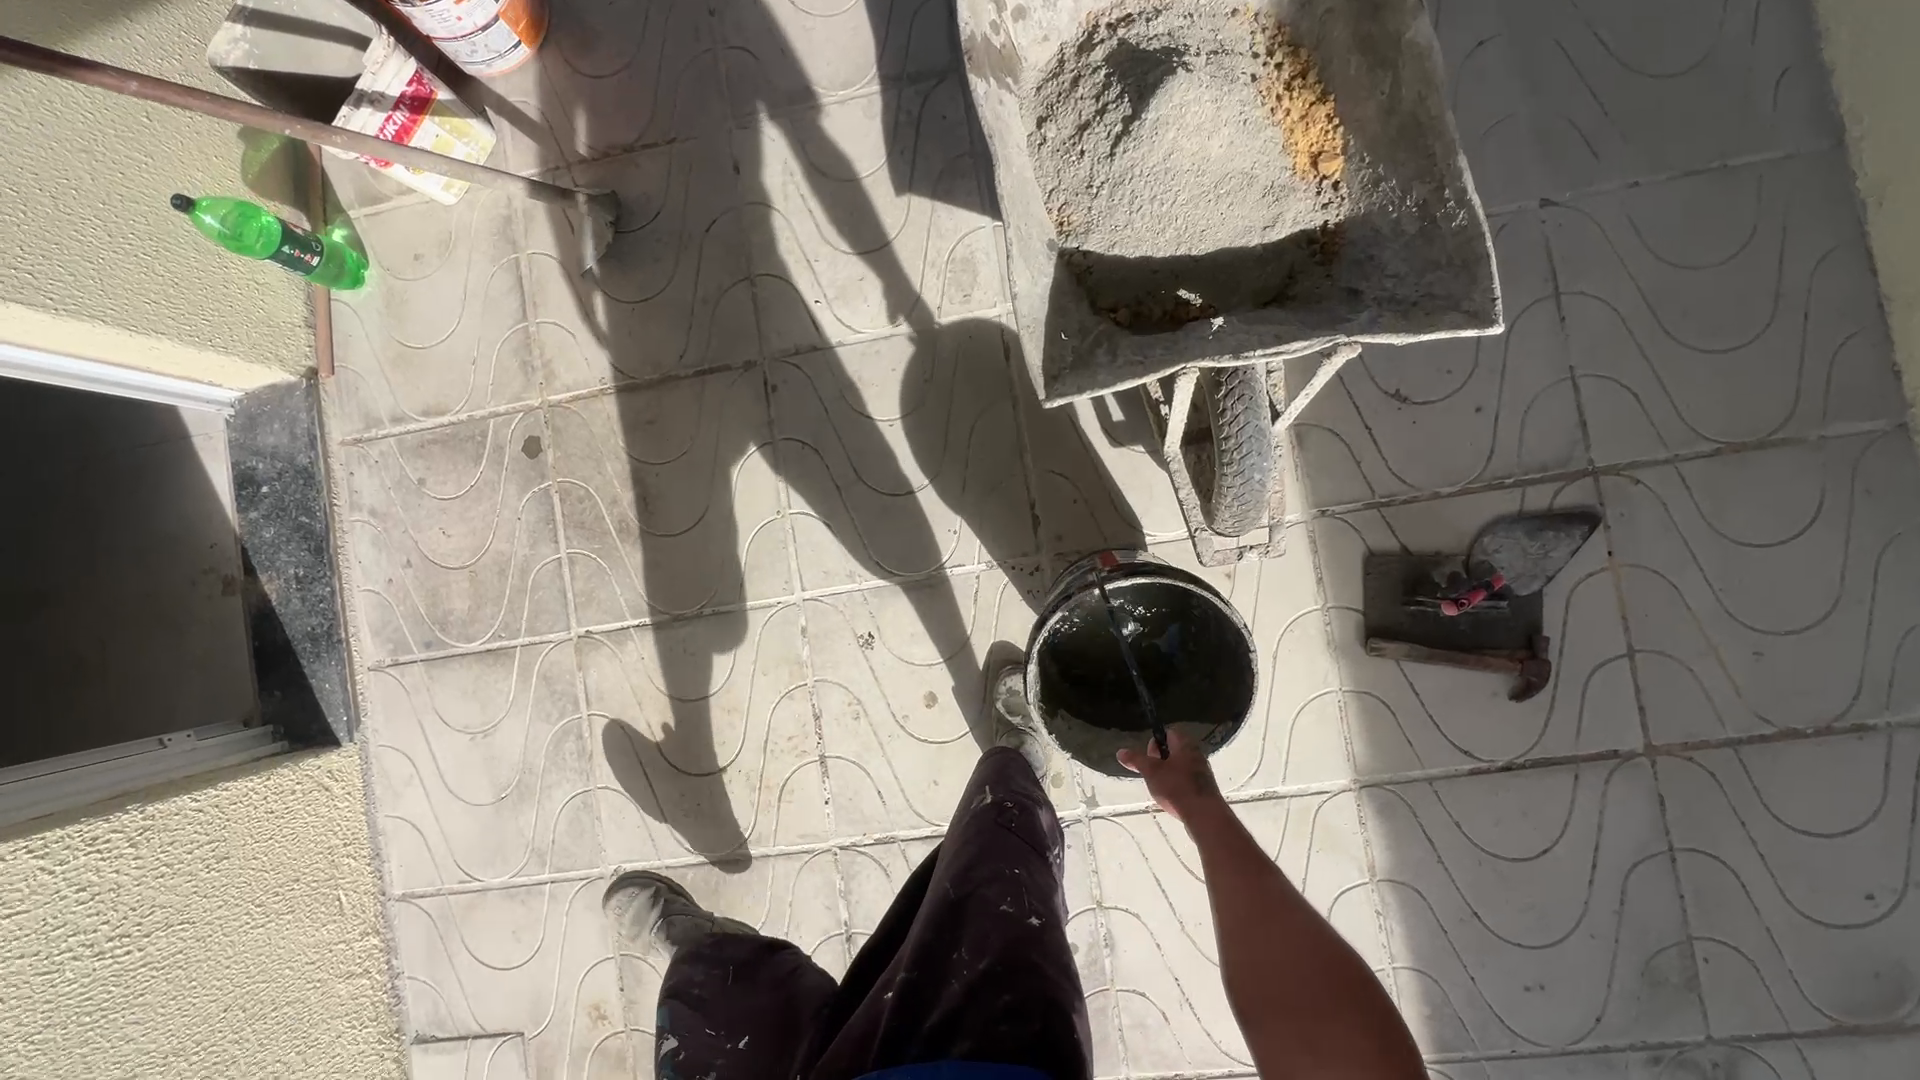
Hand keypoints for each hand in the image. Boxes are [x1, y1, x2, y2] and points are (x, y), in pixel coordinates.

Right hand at [1117, 728, 1220, 821]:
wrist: (1204, 815)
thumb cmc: (1176, 787)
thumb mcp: (1150, 771)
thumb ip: (1136, 760)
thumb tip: (1120, 751)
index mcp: (1185, 744)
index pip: (1168, 733)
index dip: (1155, 743)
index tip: (1149, 758)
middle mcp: (1196, 754)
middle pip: (1173, 751)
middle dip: (1159, 761)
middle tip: (1152, 774)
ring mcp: (1202, 772)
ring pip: (1179, 767)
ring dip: (1167, 775)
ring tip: (1160, 788)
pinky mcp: (1205, 788)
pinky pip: (1187, 781)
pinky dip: (1177, 787)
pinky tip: (1171, 799)